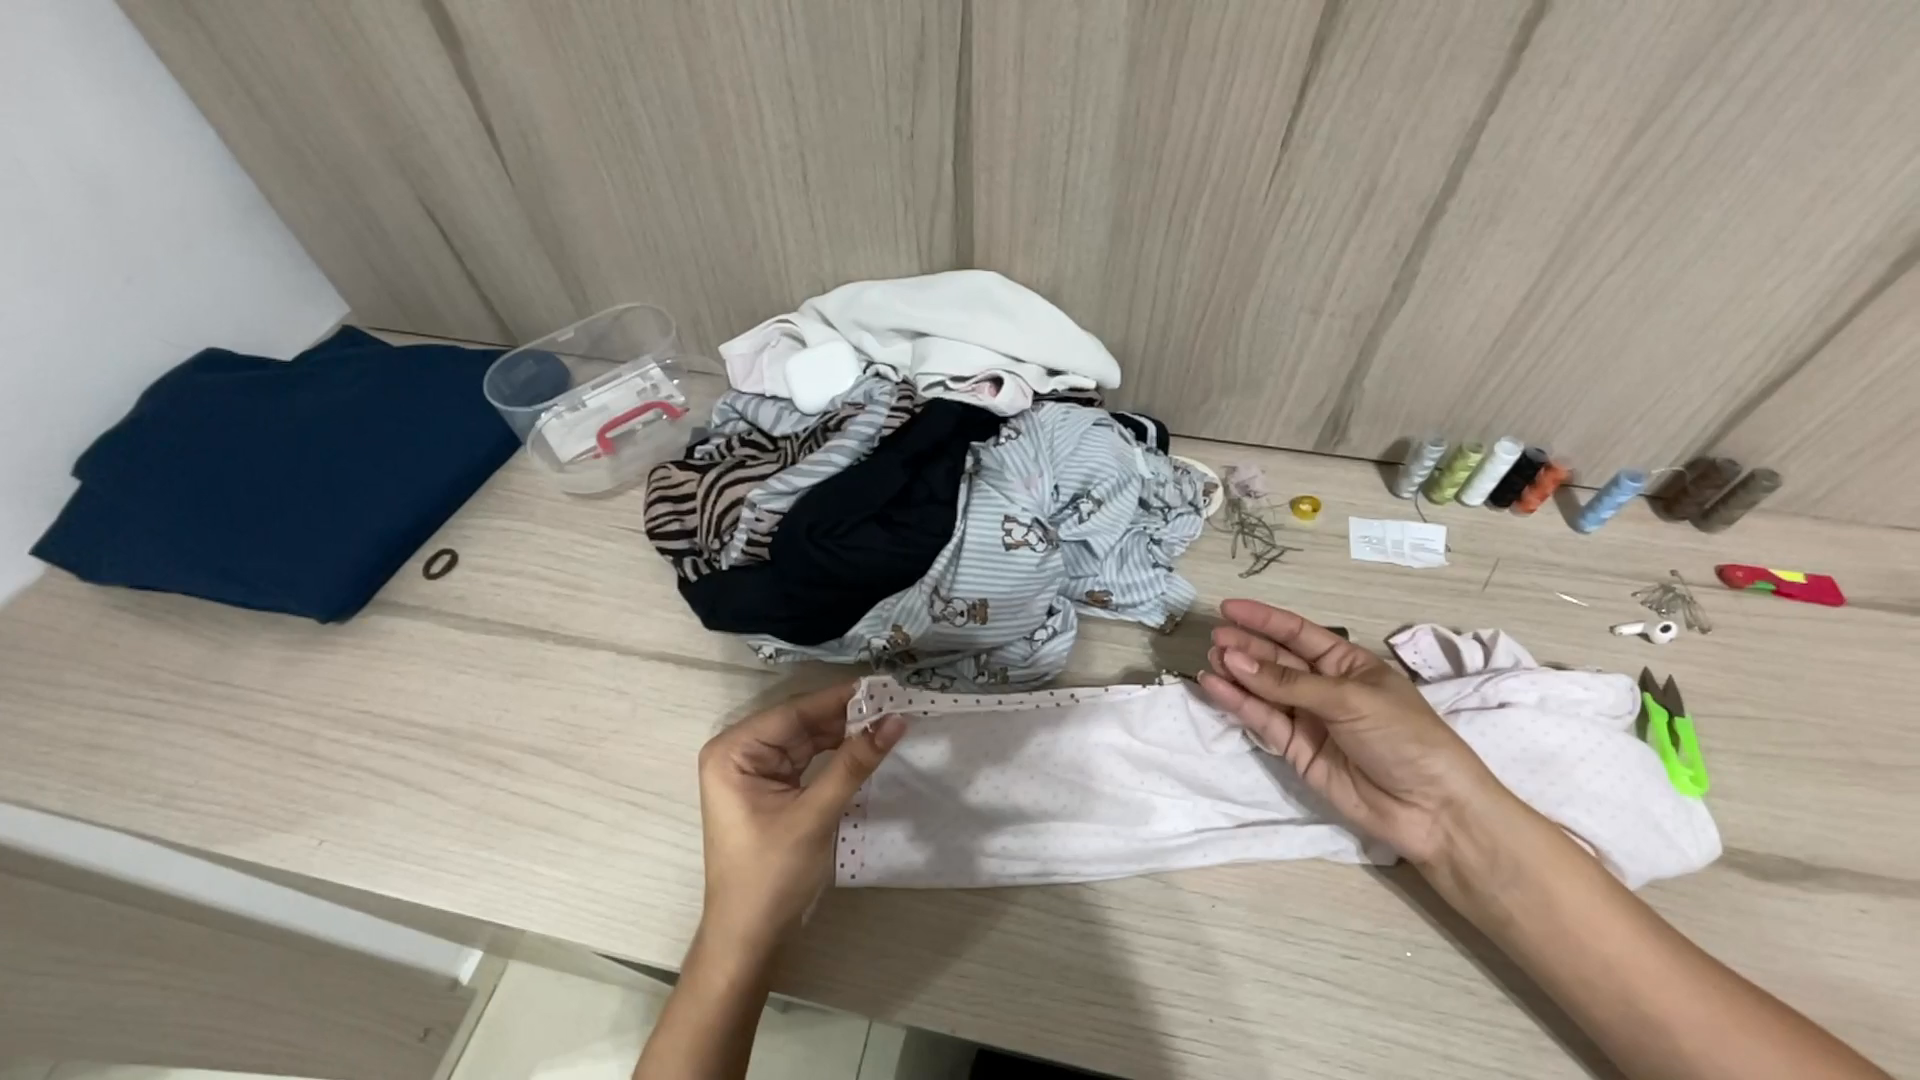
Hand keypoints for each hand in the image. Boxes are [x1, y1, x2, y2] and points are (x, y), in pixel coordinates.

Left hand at [695, 683, 905, 953]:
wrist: (749, 935)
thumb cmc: (771, 875)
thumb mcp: (815, 814)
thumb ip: (854, 763)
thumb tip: (896, 720)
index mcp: (734, 751)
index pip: (794, 712)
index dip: (841, 699)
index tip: (886, 687)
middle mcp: (740, 751)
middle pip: (801, 722)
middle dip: (846, 715)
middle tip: (895, 704)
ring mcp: (755, 769)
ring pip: (808, 738)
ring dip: (845, 733)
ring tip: (889, 720)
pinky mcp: (771, 786)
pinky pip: (808, 758)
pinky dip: (836, 753)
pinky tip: (866, 746)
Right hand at [1196, 599, 1505, 864]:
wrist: (1430, 808)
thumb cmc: (1404, 737)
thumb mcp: (1350, 699)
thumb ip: (1289, 682)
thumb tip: (1235, 659)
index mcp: (1348, 665)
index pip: (1298, 634)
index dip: (1264, 620)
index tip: (1228, 608)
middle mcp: (1325, 687)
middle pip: (1277, 660)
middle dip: (1246, 647)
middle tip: (1215, 638)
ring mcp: (1309, 720)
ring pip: (1264, 690)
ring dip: (1237, 673)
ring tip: (1210, 658)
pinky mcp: (1295, 750)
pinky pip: (1262, 720)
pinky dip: (1238, 703)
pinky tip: (1215, 686)